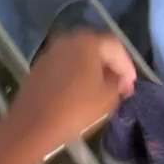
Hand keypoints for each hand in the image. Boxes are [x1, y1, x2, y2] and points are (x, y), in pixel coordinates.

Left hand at [7, 29, 136, 150]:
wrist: (32, 125)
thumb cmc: (75, 108)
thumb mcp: (107, 97)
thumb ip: (119, 83)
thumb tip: (121, 79)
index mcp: (87, 41)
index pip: (115, 47)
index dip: (127, 66)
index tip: (132, 85)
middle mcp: (68, 39)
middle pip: (97, 48)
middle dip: (111, 66)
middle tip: (121, 86)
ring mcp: (52, 51)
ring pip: (80, 56)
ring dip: (94, 70)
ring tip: (103, 90)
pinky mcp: (40, 65)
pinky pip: (66, 65)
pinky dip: (77, 74)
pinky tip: (81, 91)